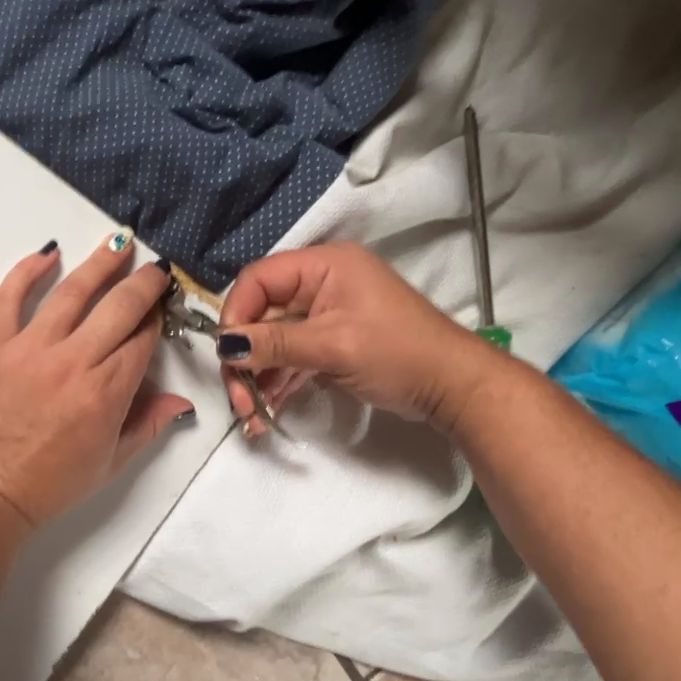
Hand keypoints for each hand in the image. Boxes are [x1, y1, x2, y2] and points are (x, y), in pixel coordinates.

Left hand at [0, 232, 194, 530]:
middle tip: (156, 268)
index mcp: (107, 393)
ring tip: (119, 241)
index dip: (158, 320)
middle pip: (119, 307)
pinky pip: (10, 297)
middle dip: (143, 283)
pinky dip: (27, 271)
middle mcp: (74, 361)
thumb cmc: (51, 484)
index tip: (164, 306)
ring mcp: (31, 349)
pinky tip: (48, 253)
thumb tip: (183, 401)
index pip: (143, 339)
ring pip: (72, 292)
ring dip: (100, 263)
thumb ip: (147, 425)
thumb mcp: (110, 463)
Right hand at [216, 243, 503, 434]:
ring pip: (272, 341)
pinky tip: (265, 412)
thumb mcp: (332, 346)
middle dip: (244, 357)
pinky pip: (290, 357)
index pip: (258, 280)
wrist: (455, 389)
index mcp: (323, 265)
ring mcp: (325, 314)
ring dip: (257, 377)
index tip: (228, 354)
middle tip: (238, 397)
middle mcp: (320, 283)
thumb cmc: (398, 354)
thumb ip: (274, 344)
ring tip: (250, 414)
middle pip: (261, 315)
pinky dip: (277, 382)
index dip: (236, 314)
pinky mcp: (329, 343)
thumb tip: (225, 346)